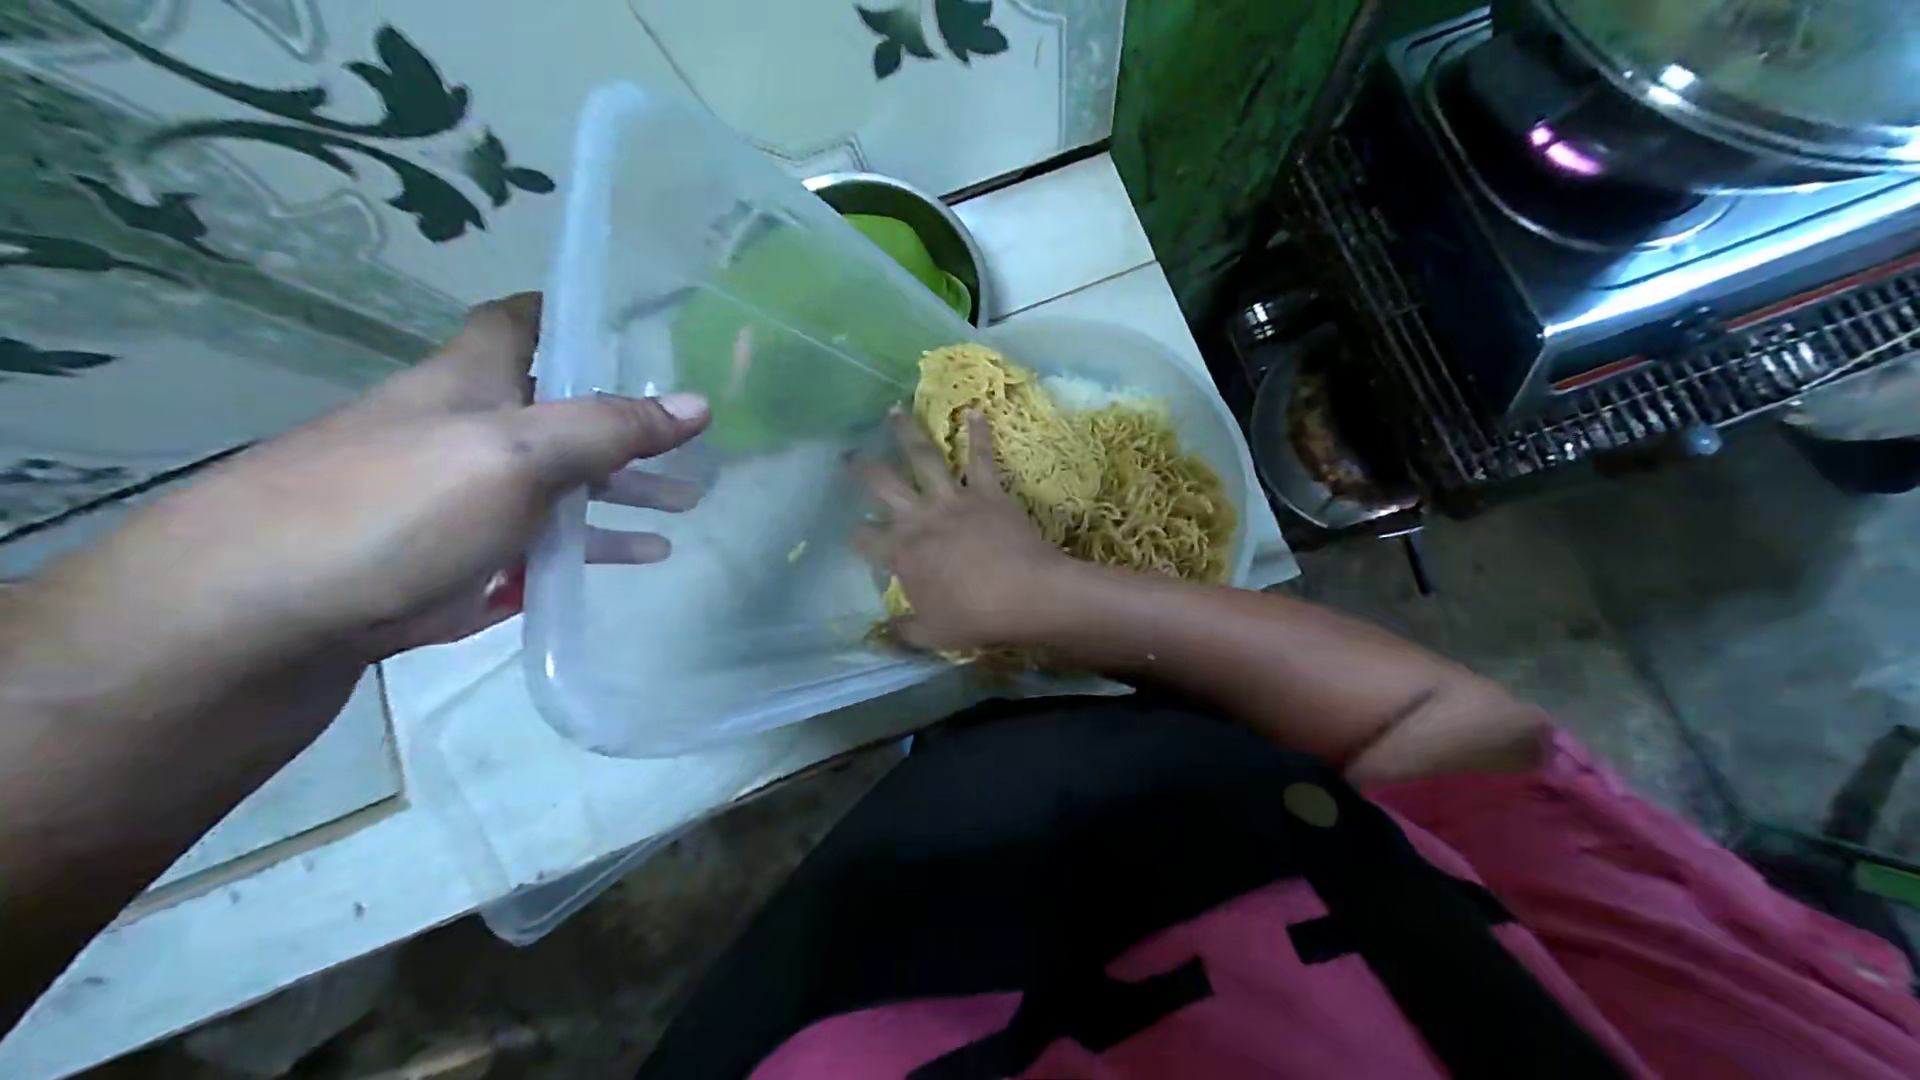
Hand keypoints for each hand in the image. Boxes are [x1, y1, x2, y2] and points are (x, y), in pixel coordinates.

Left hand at [17, 292, 710, 669]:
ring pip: (570, 485)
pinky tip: (647, 554)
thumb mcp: (518, 453)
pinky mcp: (477, 560)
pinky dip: (601, 544)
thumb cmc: (398, 505)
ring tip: (689, 501)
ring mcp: (476, 500)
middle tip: (698, 437)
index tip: (638, 324)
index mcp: (474, 382)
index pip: (522, 322)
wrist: (269, 617)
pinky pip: (555, 543)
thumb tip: (700, 404)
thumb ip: (613, 428)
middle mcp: (476, 432)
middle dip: (633, 422)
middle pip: (567, 413)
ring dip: (629, 489)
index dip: (573, 314)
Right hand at [854, 411, 1073, 651]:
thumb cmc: (975, 616)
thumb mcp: (931, 634)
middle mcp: (920, 518)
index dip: (857, 536)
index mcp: (902, 553)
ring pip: (924, 458)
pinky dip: (978, 434)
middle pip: (883, 485)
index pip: (865, 538)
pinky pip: (981, 458)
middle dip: (862, 468)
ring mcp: (954, 499)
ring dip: (907, 433)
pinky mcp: (988, 492)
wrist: (1028, 594)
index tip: (855, 535)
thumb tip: (881, 634)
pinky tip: (975, 410)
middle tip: (848, 453)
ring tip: (894, 411)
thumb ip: (902, 631)